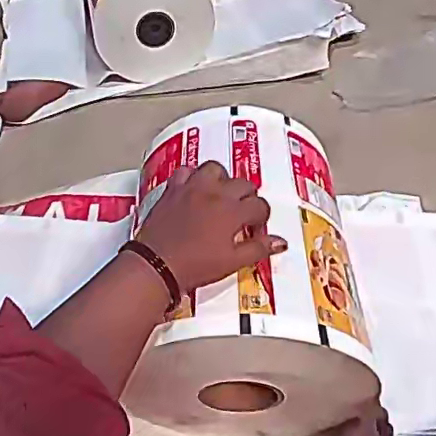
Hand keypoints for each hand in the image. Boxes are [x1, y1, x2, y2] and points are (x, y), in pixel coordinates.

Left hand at [134, 162, 288, 292]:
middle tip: (242, 214)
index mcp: (232, 211)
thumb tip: (279, 242)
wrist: (157, 265)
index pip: (259, 205)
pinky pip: (186, 171)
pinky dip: (192, 176)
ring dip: (222, 180)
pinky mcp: (173, 189)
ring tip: (221, 195)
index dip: (261, 218)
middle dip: (247, 197)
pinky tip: (195, 189)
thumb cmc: (193, 265)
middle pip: (242, 183)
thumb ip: (258, 248)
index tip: (255, 229)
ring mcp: (192, 188)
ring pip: (215, 169)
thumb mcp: (232, 262)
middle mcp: (214, 194)